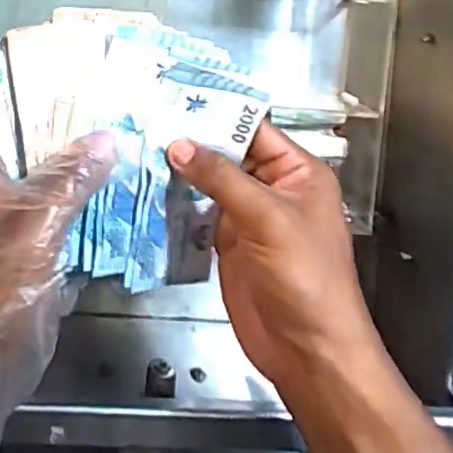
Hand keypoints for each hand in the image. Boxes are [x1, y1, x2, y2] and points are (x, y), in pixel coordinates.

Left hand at [0, 131, 115, 389]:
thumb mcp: (40, 217)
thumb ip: (75, 174)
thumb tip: (108, 137)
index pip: (18, 120)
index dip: (58, 111)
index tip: (100, 103)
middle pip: (37, 154)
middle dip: (78, 149)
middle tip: (124, 132)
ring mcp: (3, 220)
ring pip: (50, 189)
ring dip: (85, 182)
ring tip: (129, 160)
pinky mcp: (22, 250)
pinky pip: (56, 219)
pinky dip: (82, 213)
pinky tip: (118, 202)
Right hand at [167, 120, 380, 392]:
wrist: (310, 354)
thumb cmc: (308, 282)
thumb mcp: (268, 219)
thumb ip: (222, 178)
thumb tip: (180, 145)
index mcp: (296, 173)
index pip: (253, 128)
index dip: (218, 113)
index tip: (178, 98)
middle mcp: (271, 187)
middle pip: (227, 152)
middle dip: (192, 140)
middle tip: (149, 121)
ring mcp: (247, 214)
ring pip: (209, 180)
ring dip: (181, 170)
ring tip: (142, 148)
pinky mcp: (227, 240)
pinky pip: (198, 210)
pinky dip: (177, 201)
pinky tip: (152, 188)